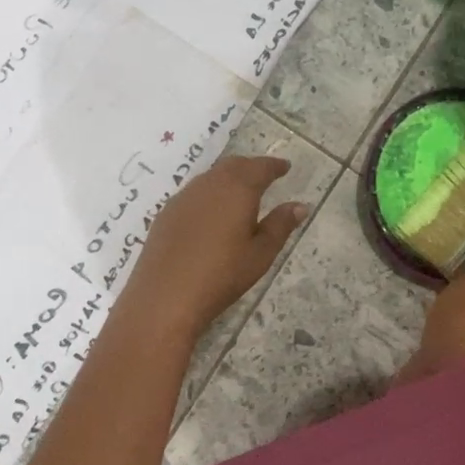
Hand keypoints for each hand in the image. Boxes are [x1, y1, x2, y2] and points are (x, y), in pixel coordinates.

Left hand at [123, 156, 307, 339]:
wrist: (164, 299)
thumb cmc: (221, 275)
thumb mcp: (260, 254)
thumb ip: (280, 225)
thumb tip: (300, 205)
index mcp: (237, 189)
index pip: (260, 167)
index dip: (274, 166)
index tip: (285, 167)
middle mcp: (210, 185)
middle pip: (233, 165)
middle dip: (251, 167)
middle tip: (265, 176)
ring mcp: (184, 197)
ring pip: (211, 176)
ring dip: (228, 178)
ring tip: (240, 193)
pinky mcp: (166, 214)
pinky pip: (194, 192)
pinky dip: (209, 193)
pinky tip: (211, 212)